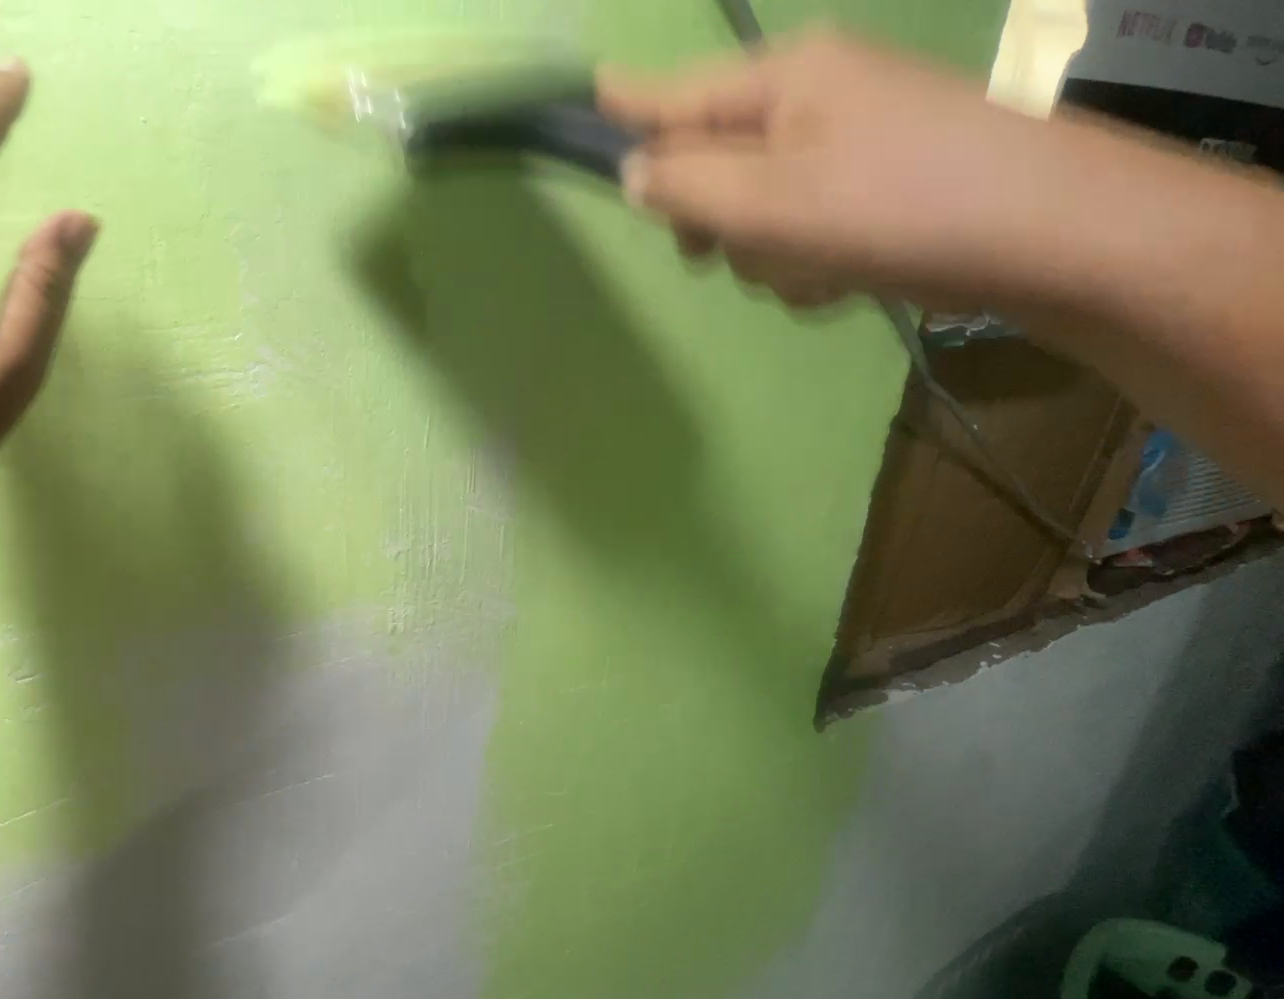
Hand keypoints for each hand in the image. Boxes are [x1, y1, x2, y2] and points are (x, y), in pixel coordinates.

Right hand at [597, 30, 1098, 311]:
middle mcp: (814, 98)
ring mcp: (849, 142)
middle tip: (717, 252)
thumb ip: (683, 186)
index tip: (589, 92)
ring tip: (813, 268)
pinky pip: (800, 228)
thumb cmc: (894, 207)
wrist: (1052, 239)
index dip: (628, 104)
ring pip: (753, 209)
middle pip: (712, 163)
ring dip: (765, 253)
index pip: (677, 92)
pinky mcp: (874, 188)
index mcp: (784, 78)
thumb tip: (633, 173)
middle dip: (712, 218)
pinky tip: (842, 276)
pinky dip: (807, 262)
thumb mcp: (766, 201)